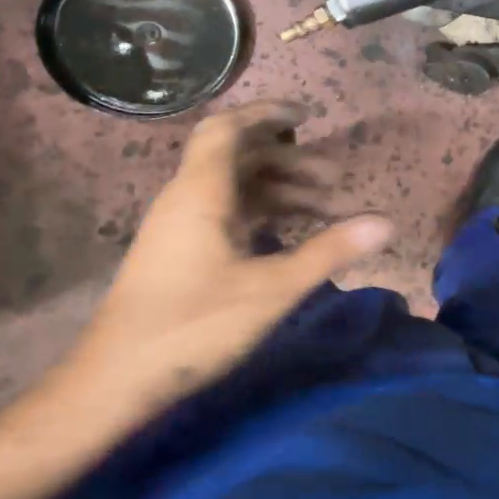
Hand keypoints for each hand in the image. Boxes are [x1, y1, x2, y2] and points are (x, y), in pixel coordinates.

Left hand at [56, 101, 393, 416]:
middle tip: (337, 180)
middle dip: (291, 162)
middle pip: (240, 159)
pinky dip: (264, 213)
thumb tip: (386, 221)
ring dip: (281, 190)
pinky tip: (291, 236)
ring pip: (235, 188)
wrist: (111, 385)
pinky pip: (227, 213)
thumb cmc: (192, 327)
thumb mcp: (272, 288)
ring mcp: (180, 228)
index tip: (308, 117)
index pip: (227, 130)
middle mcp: (186, 200)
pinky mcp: (179, 254)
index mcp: (200, 194)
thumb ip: (330, 251)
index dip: (266, 113)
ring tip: (327, 211)